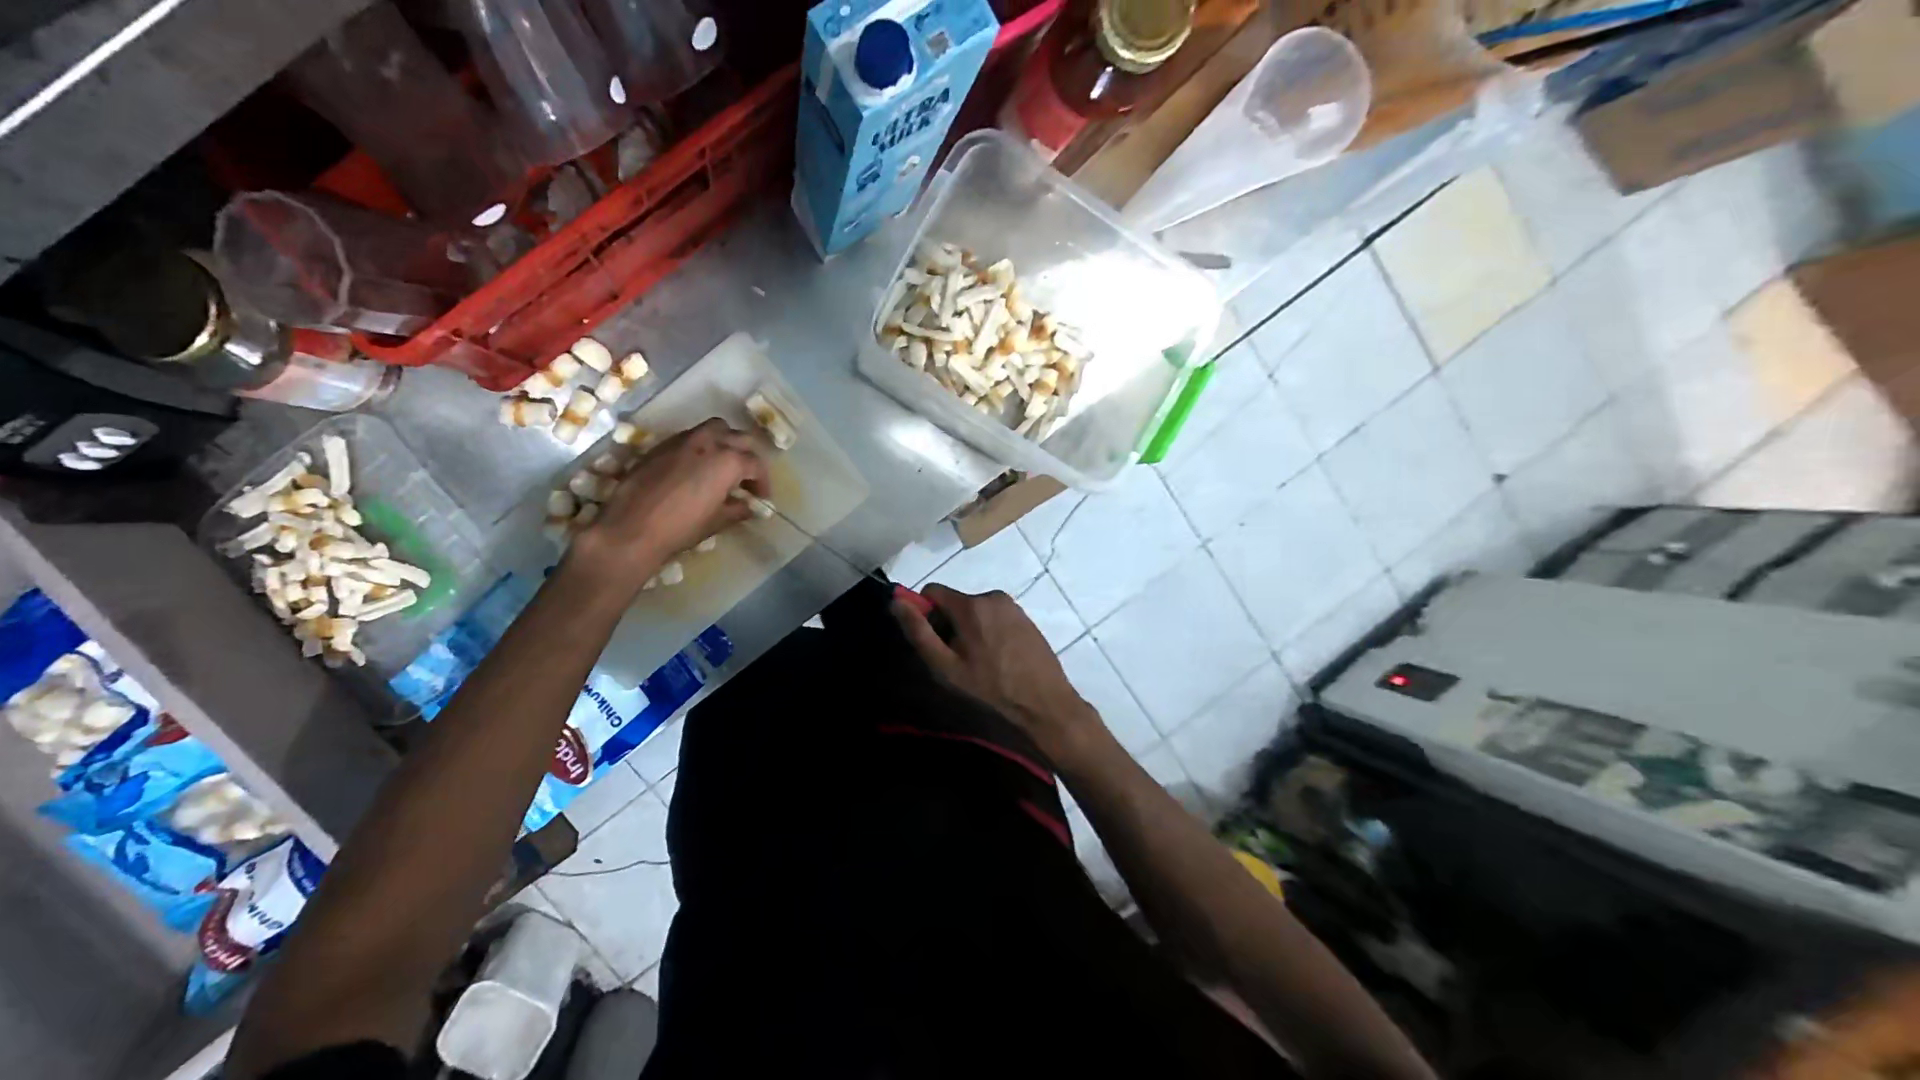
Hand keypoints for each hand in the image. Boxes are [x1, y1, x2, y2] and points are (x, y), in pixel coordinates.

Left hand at [567, 419, 769, 594]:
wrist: (632, 528)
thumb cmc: (681, 527)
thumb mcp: (717, 521)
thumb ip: (738, 509)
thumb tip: (749, 506)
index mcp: (729, 460)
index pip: (756, 464)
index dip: (762, 482)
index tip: (761, 497)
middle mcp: (709, 442)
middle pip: (740, 438)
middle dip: (747, 456)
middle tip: (745, 478)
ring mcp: (684, 440)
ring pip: (715, 428)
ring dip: (725, 442)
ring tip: (722, 464)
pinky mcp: (662, 444)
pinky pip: (690, 437)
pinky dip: (701, 446)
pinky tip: (695, 468)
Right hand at [892, 584, 1109, 763]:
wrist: (1044, 703)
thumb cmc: (990, 688)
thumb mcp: (946, 666)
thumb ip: (919, 631)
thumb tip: (896, 600)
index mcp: (971, 604)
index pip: (932, 591)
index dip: (925, 614)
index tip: (933, 642)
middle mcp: (993, 596)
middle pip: (955, 603)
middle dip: (949, 625)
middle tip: (957, 660)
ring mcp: (1013, 606)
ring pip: (976, 611)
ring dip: (970, 630)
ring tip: (979, 663)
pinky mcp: (1026, 618)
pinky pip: (995, 617)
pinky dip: (989, 632)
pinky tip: (997, 659)